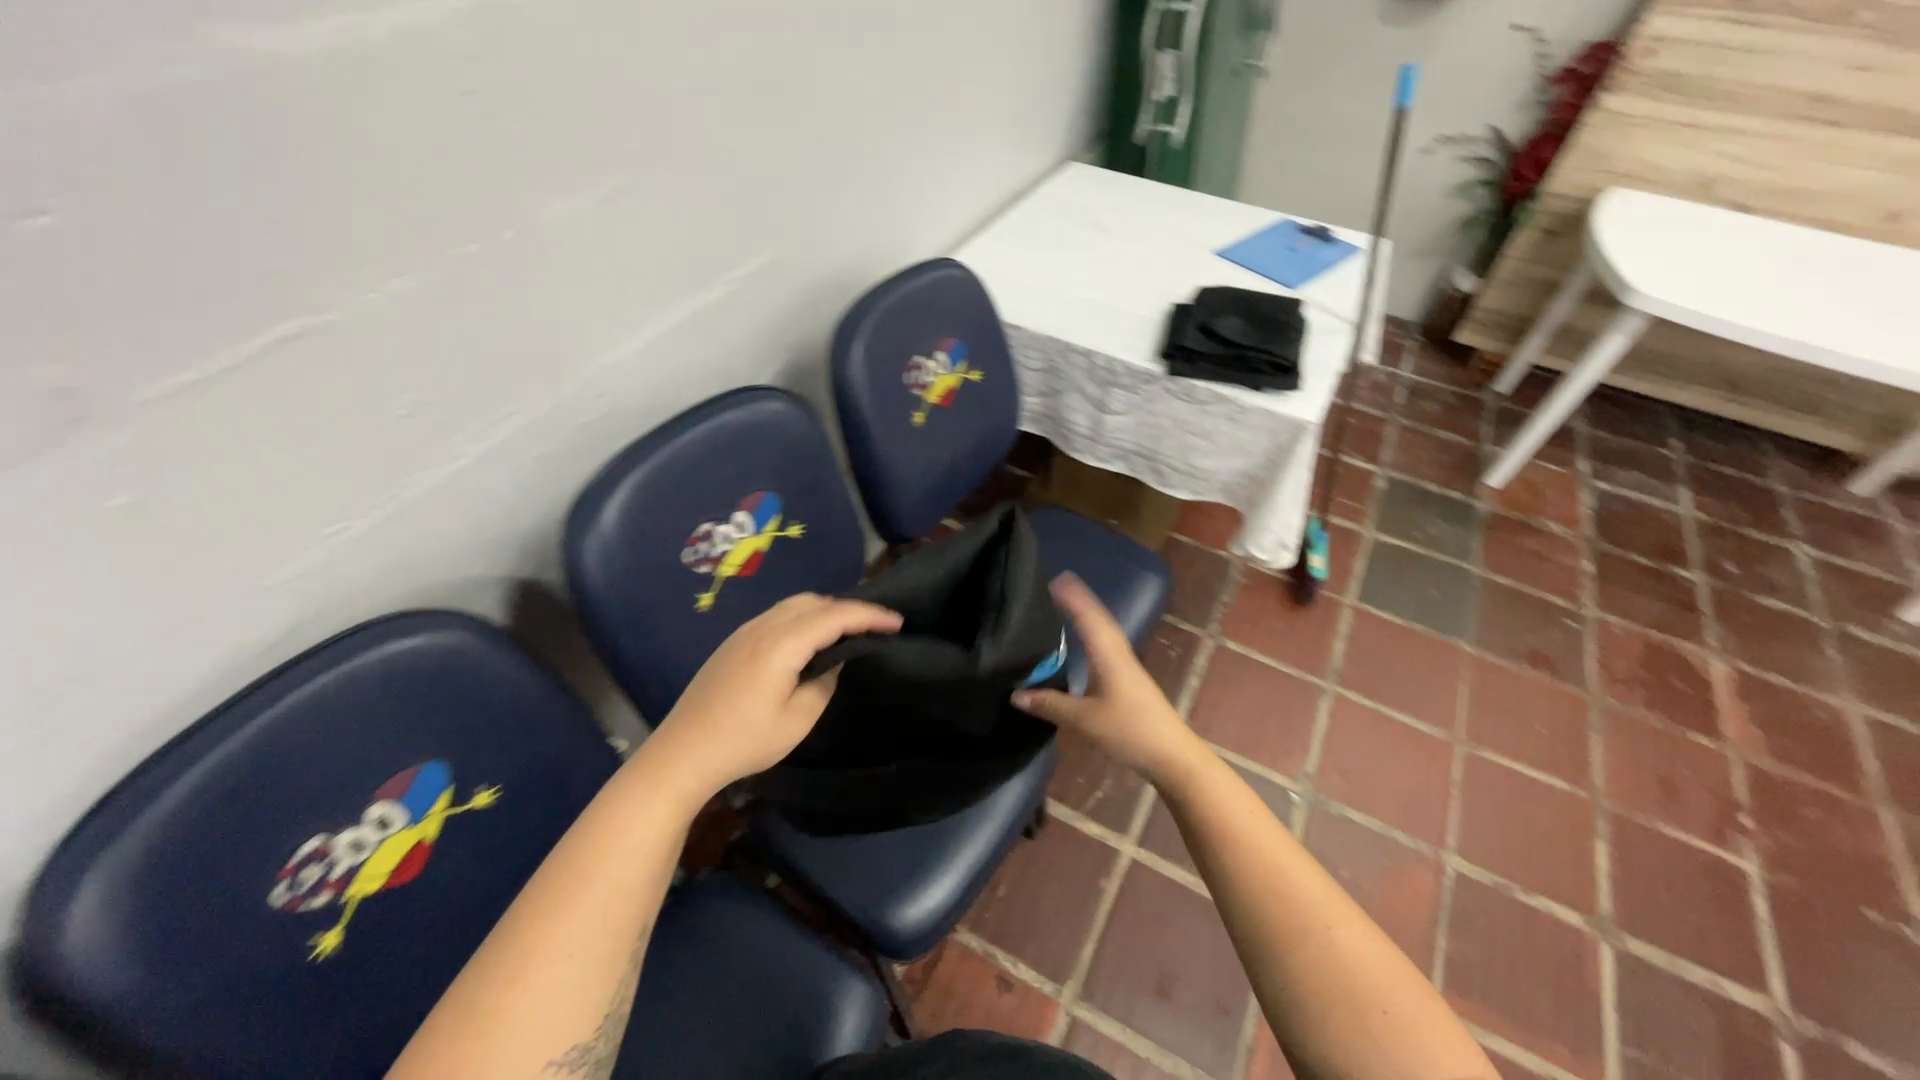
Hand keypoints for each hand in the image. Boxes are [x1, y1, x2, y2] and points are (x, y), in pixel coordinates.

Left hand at [642, 593, 902, 799]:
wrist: (684, 752)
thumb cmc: (745, 741)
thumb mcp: (799, 718)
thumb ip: (825, 681)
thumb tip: (836, 660)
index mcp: (781, 643)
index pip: (834, 615)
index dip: (869, 615)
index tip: (897, 623)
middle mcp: (762, 627)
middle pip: (812, 601)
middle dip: (847, 608)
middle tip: (874, 628)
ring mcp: (743, 633)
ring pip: (792, 606)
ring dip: (823, 611)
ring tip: (847, 632)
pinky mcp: (732, 644)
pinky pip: (776, 617)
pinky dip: (801, 619)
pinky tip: (809, 641)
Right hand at [1011, 573, 1203, 782]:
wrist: (1172, 756)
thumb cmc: (1129, 731)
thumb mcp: (1083, 720)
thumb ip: (1050, 705)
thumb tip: (1016, 694)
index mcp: (1109, 655)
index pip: (1088, 617)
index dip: (1073, 598)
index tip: (1056, 578)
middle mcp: (1120, 655)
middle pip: (1099, 621)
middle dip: (1080, 603)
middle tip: (1058, 587)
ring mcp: (1128, 669)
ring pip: (1105, 636)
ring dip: (1088, 620)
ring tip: (1068, 609)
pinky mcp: (1131, 684)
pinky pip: (1107, 650)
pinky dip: (1093, 640)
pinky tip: (1086, 648)